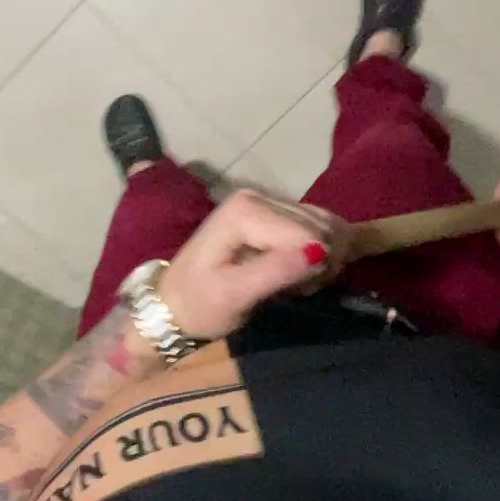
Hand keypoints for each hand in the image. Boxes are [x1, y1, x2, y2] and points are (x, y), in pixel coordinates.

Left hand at [160, 190, 343, 340]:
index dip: (316, 267)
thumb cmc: (200, 304)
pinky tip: (301, 270)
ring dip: (323, 257)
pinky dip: (319, 251)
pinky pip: (316, 225)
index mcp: (245, 211)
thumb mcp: (234, 295)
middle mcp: (257, 196)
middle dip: (321, 261)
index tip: (301, 293)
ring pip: (323, 224)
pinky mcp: (273, 212)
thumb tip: (319, 252)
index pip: (308, 234)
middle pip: (319, 225)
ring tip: (299, 282)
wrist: (175, 302)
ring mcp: (265, 201)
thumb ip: (275, 271)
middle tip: (300, 290)